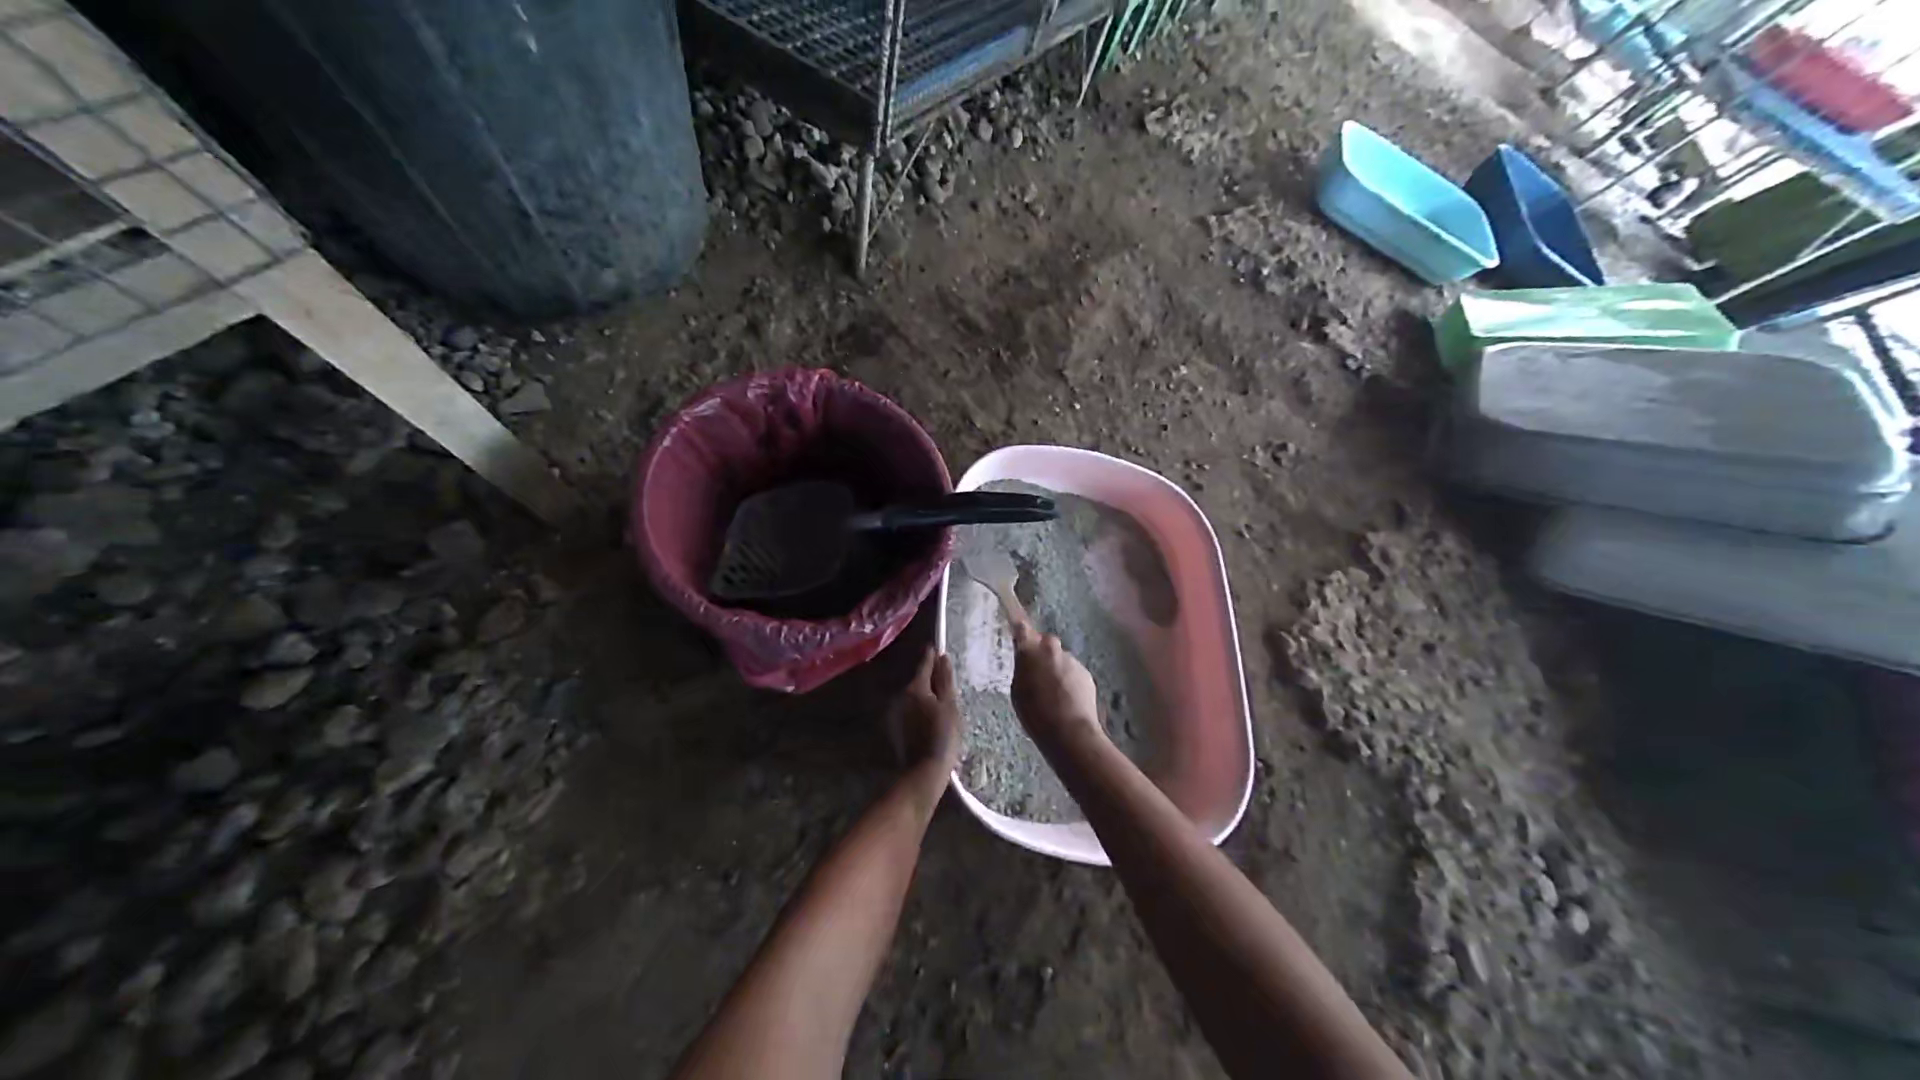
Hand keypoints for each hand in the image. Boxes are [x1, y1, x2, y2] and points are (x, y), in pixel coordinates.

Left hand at [889, 647, 960, 775]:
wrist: (924, 771)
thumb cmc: (943, 736)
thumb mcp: (950, 705)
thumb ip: (945, 680)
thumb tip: (943, 657)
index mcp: (915, 688)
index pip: (924, 664)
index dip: (932, 656)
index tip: (937, 648)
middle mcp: (900, 695)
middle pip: (918, 681)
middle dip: (930, 679)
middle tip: (946, 682)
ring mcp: (895, 712)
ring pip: (913, 696)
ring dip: (924, 696)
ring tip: (941, 704)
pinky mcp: (895, 726)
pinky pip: (909, 710)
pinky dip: (919, 710)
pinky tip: (930, 719)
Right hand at [1010, 623, 1102, 748]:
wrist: (1070, 730)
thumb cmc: (1035, 713)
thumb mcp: (1018, 691)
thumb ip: (1022, 669)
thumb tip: (1027, 662)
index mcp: (1030, 652)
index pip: (1022, 628)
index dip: (1019, 625)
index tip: (1016, 621)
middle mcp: (1051, 650)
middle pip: (1045, 642)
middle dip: (1041, 651)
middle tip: (1036, 671)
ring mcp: (1071, 660)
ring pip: (1060, 658)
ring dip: (1056, 668)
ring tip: (1053, 692)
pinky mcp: (1085, 673)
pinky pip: (1073, 671)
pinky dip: (1069, 679)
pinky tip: (1066, 698)